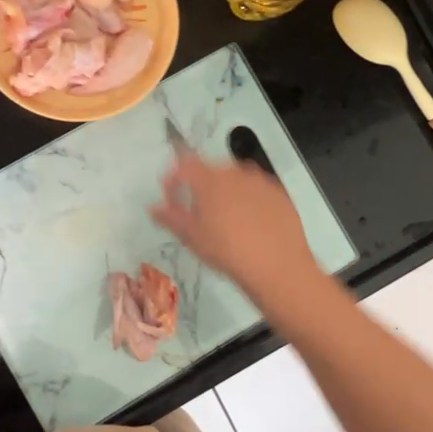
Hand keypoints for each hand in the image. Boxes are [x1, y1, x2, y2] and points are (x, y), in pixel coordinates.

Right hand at [150, 150, 321, 297]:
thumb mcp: (192, 237)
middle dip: (201, 186)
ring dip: (225, 191)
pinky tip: (250, 223)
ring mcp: (260, 180)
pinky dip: (248, 200)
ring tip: (225, 219)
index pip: (184, 165)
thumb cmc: (226, 251)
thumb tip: (153, 206)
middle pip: (211, 170)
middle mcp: (234, 172)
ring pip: (235, 179)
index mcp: (209, 179)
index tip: (170, 197)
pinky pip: (257, 190)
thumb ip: (170, 217)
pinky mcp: (279, 193)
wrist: (277, 266)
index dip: (174, 178)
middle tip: (198, 212)